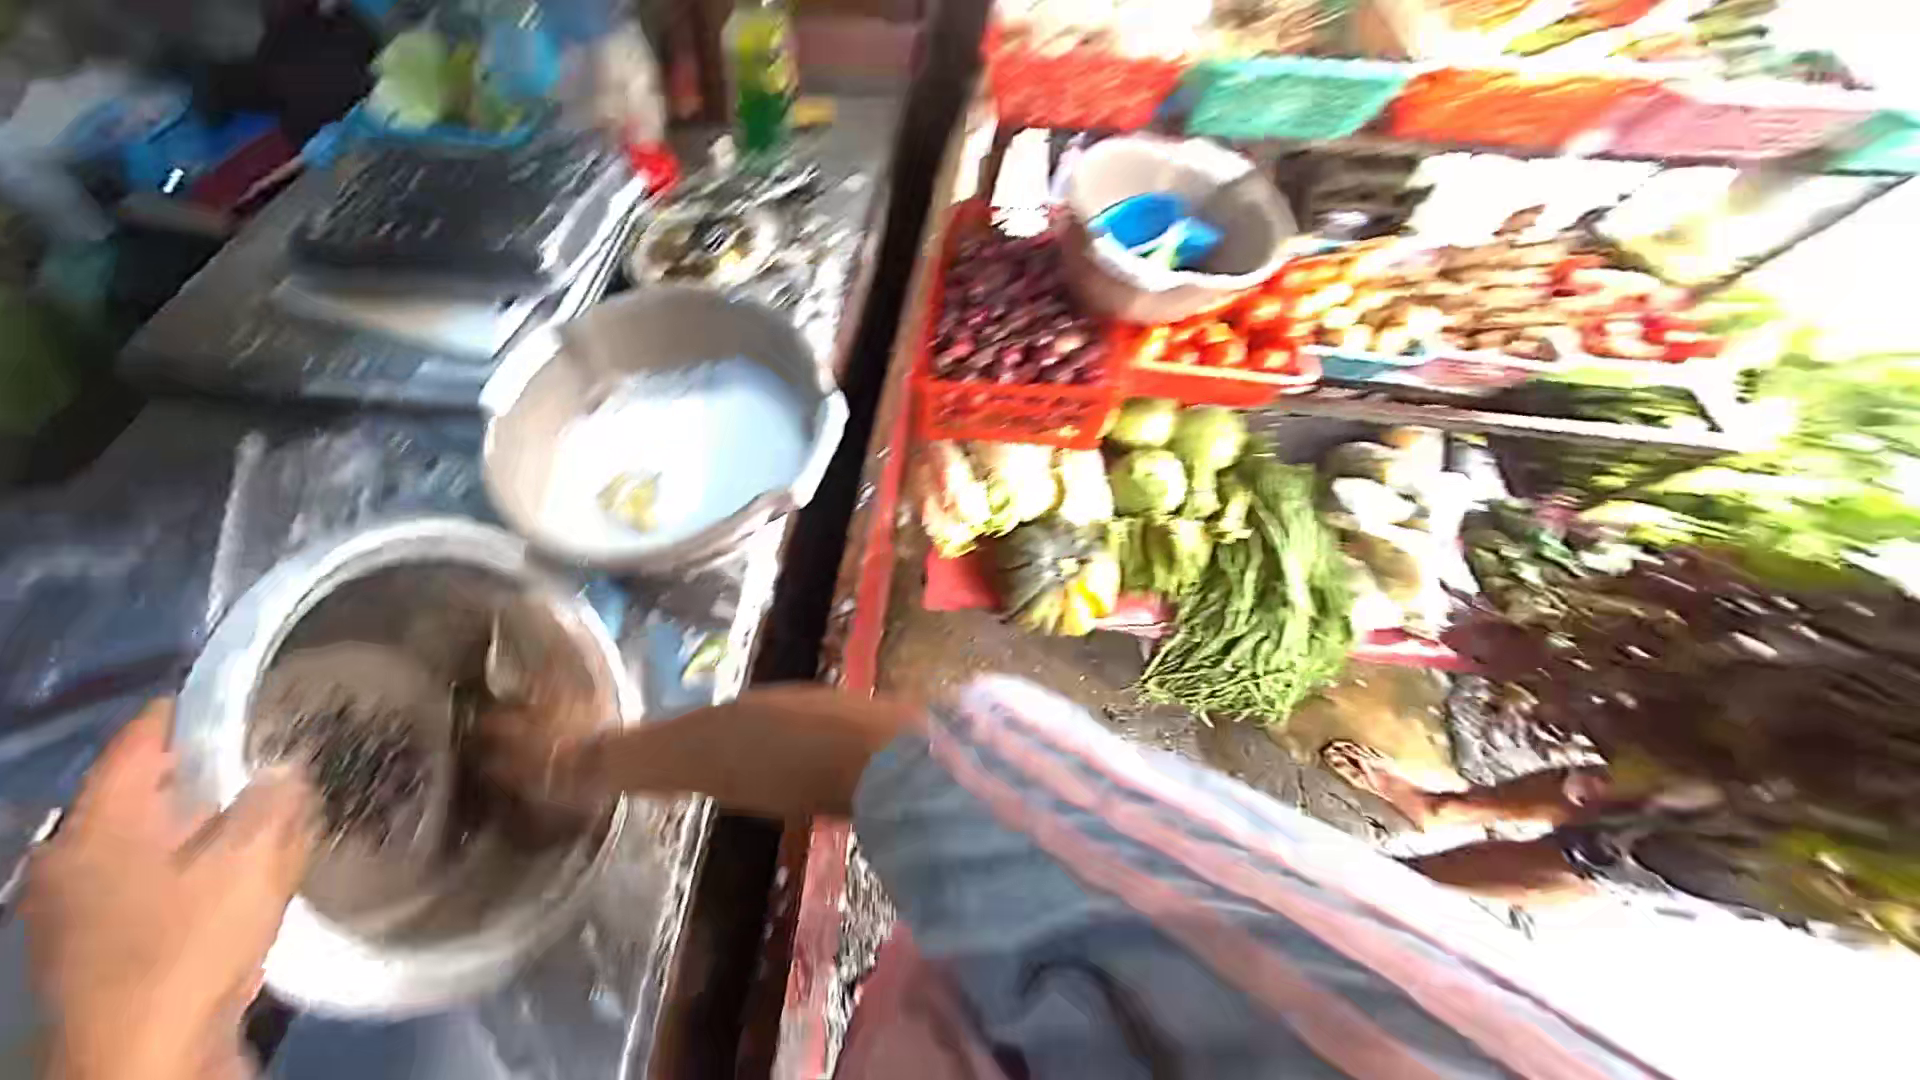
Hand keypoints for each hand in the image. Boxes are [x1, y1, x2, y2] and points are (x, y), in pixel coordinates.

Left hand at [25, 699, 315, 1079]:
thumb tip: (283, 768)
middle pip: (145, 787)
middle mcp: (71, 856)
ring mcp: (77, 901)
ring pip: (152, 830)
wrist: (146, 1049)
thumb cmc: (193, 937)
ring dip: (206, 813)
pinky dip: (197, 853)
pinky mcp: (100, 934)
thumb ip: (275, 798)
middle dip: (209, 765)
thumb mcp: (254, 855)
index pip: (140, 741)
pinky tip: (243, 860)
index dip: (190, 708)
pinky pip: (155, 870)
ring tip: (268, 800)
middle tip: (273, 746)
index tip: (245, 688)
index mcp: (97, 828)